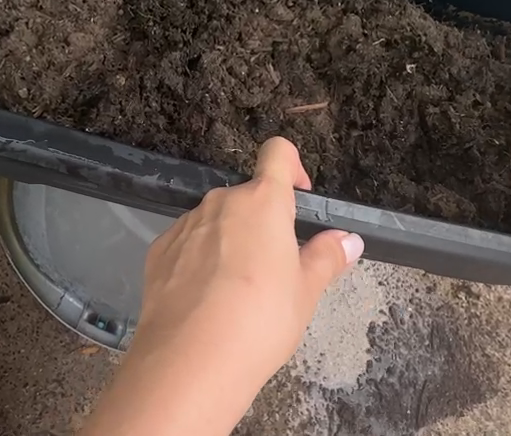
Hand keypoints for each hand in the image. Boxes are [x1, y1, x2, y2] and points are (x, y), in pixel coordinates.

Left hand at [79, 138, 363, 435]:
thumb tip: (349, 239)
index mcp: (262, 201)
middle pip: (248, 197)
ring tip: (236, 293)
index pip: (278, 152)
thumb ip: (327, 258)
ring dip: (229, 241)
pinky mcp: (161, 247)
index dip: (291, 167)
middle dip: (261, 223)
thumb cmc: (260, 320)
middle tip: (273, 269)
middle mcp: (222, 200)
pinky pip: (188, 243)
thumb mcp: (306, 292)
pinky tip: (204, 300)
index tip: (298, 198)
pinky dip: (198, 260)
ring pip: (216, 221)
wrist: (189, 358)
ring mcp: (187, 222)